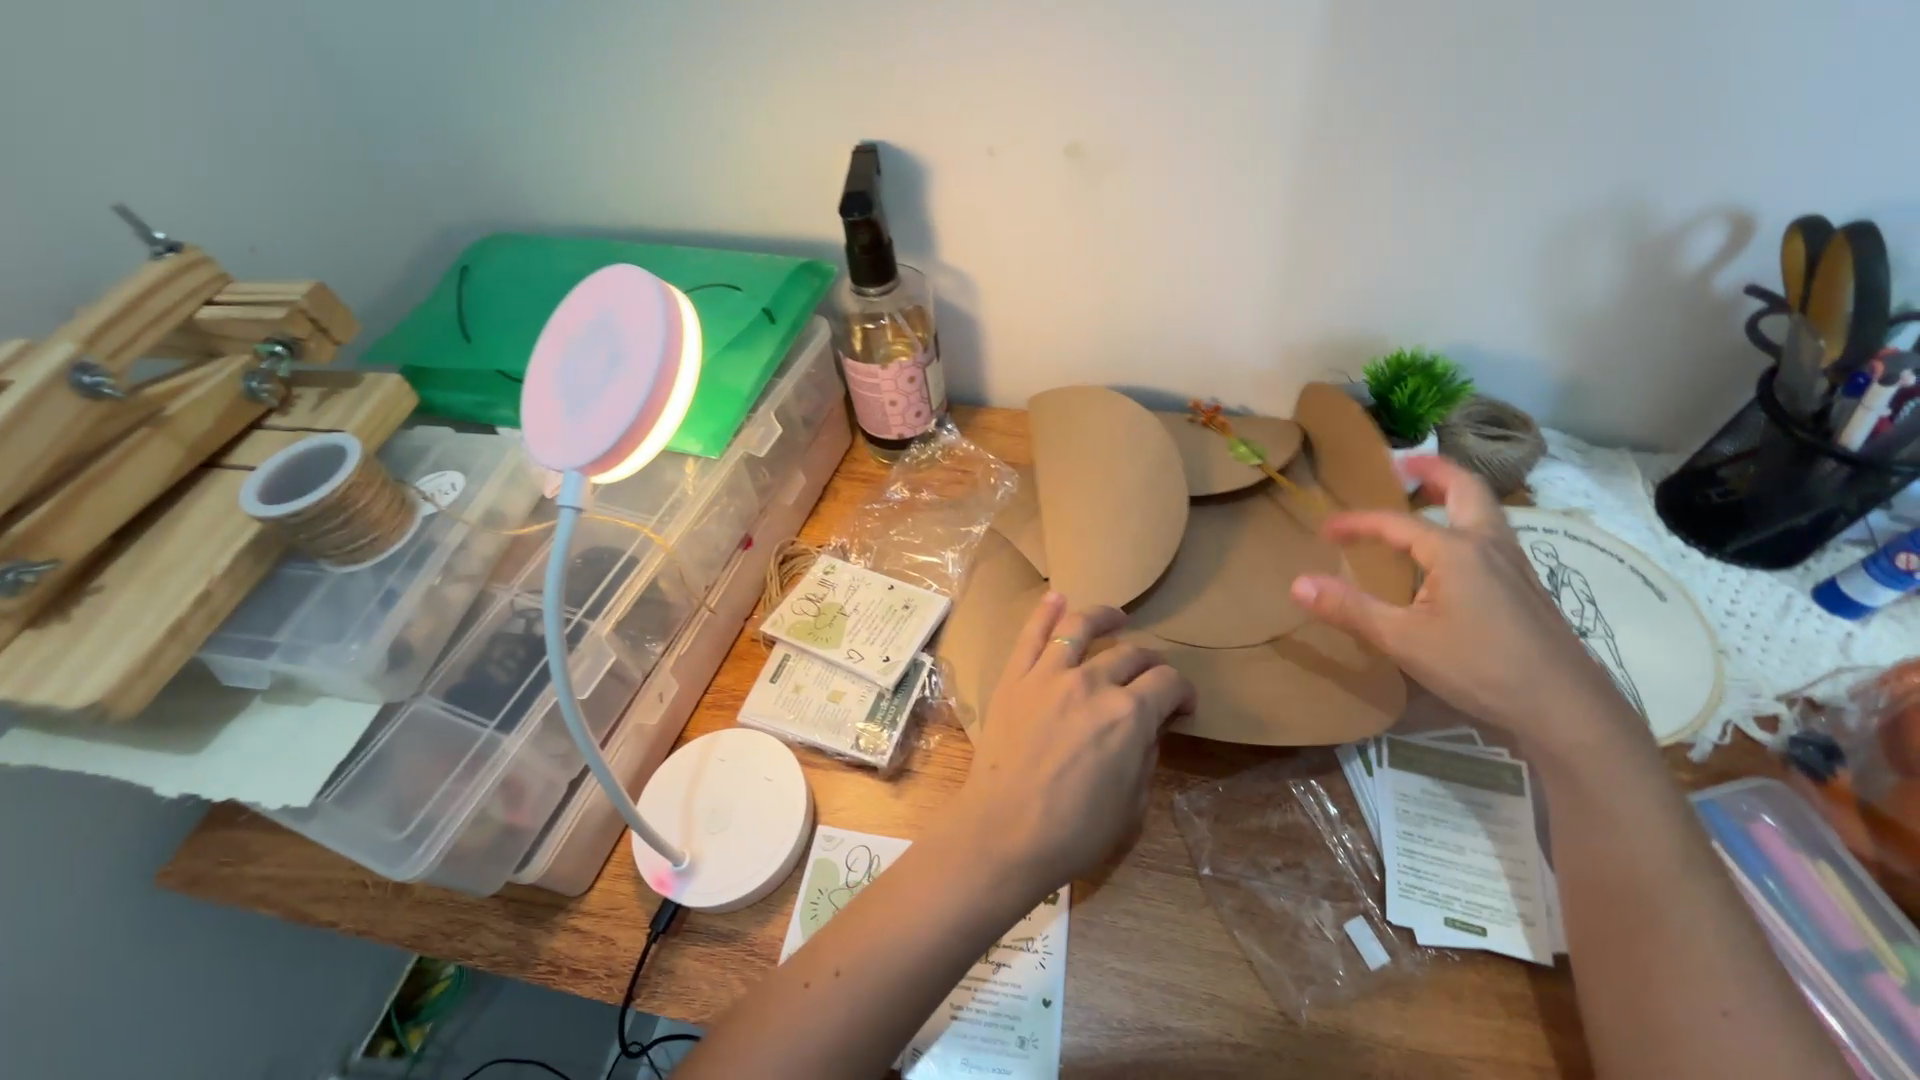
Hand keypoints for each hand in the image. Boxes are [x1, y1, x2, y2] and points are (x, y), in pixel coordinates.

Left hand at [948, 593, 1194, 897]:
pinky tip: (1057, 597)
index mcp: (1130, 715)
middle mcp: (1092, 683)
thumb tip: (1149, 731)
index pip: (1169, 683)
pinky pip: (1030, 636)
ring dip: (1104, 617)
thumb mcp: (1132, 805)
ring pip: (1080, 627)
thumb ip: (1145, 757)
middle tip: (1152, 676)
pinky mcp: (1014, 680)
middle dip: (1151, 663)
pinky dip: (1045, 611)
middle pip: (1131, 654)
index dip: (1183, 692)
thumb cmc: (1074, 831)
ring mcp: (1048, 676)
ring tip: (1116, 616)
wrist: (1003, 833)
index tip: (1183, 705)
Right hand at [1289, 456, 1640, 749]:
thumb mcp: (1403, 640)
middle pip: (1466, 489)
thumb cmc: (1478, 667)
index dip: (1357, 523)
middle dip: (1434, 472)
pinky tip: (1455, 558)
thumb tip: (1297, 583)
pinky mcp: (1528, 589)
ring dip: (1456, 496)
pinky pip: (1494, 538)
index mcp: (1456, 550)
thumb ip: (1350, 609)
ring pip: (1487, 512)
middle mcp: (1490, 545)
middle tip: (1406, 466)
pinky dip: (1469, 525)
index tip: (1325, 529)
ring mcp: (1516, 566)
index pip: (1396, 522)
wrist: (1564, 706)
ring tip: (1428, 502)